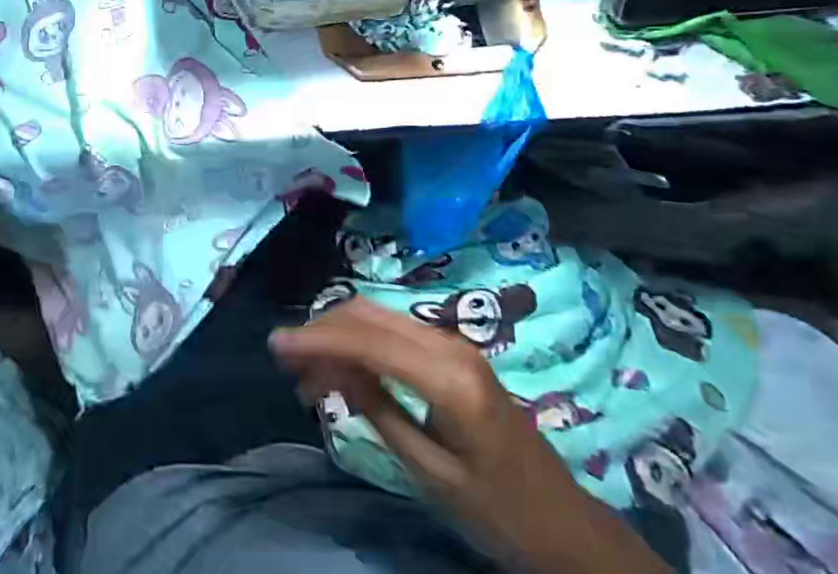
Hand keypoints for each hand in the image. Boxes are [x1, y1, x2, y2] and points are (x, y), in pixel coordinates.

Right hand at [270, 298, 669, 573]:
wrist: (562, 521)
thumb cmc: (497, 509)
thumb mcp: (430, 471)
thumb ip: (378, 409)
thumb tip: (328, 365)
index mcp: (449, 378)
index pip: (367, 340)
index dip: (316, 339)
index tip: (275, 346)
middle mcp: (450, 345)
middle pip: (368, 315)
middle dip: (321, 331)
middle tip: (285, 364)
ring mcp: (453, 343)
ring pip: (377, 317)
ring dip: (336, 336)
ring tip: (307, 376)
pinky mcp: (451, 352)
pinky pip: (393, 332)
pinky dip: (359, 342)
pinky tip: (341, 371)